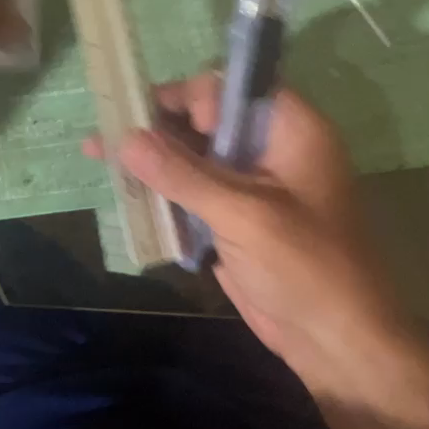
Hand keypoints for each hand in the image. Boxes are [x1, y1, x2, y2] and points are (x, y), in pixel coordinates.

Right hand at [87, 75, 416, 382]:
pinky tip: (120, 188)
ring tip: (94, 151)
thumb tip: (124, 139)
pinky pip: (187, 191)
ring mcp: (247, 185)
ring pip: (189, 155)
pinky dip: (157, 189)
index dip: (190, 97)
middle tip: (105, 132)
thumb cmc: (305, 267)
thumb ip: (182, 175)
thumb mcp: (243, 215)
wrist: (335, 340)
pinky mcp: (229, 218)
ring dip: (148, 157)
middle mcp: (267, 149)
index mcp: (289, 131)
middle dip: (155, 125)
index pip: (231, 87)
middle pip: (203, 118)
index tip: (154, 125)